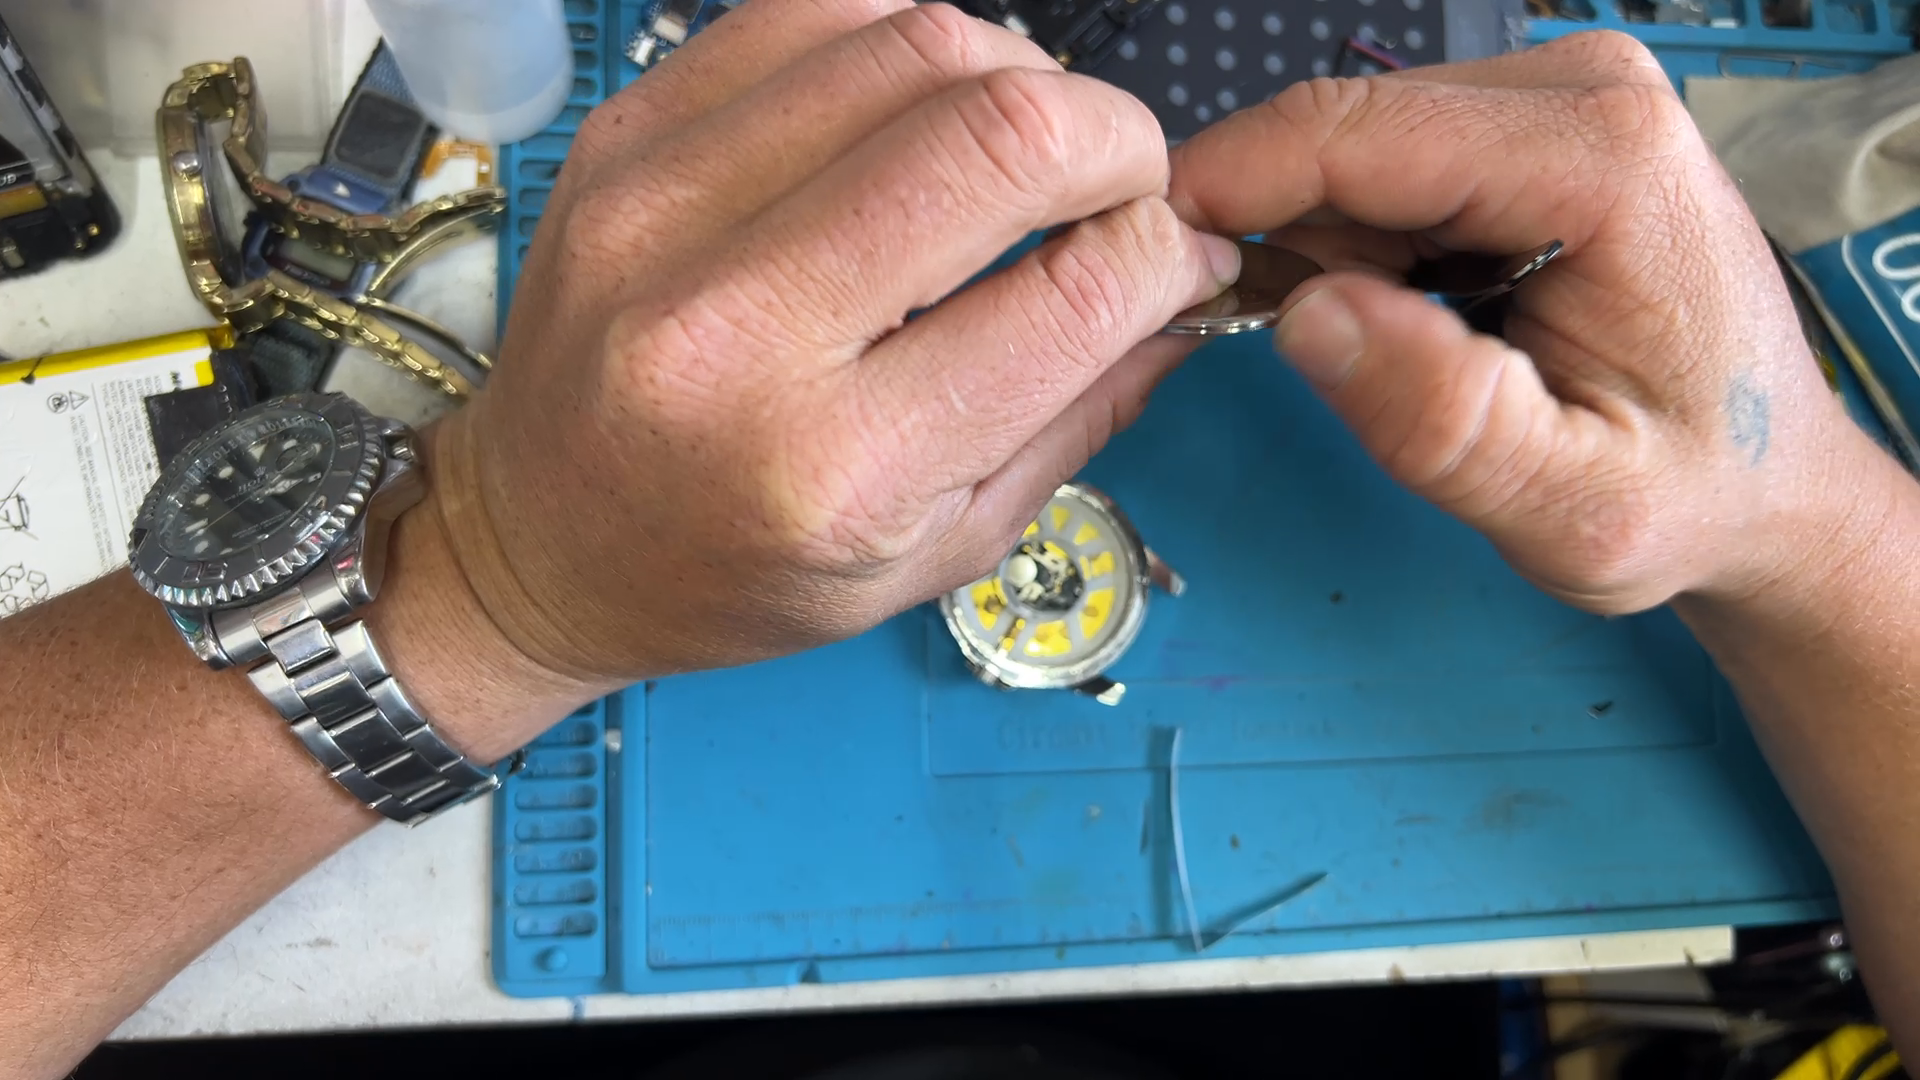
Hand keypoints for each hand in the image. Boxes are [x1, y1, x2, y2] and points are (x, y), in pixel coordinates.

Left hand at [429, 0, 1239, 682]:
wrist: (544, 545)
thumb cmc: (742, 583)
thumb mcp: (928, 558)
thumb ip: (1068, 429)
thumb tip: (1171, 307)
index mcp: (842, 470)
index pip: (1069, 299)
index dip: (1164, 254)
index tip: (1182, 258)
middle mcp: (748, 332)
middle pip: (1000, 136)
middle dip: (1116, 139)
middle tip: (1125, 185)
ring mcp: (666, 210)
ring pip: (917, 44)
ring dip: (1023, 81)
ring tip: (1032, 154)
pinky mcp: (625, 140)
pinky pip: (812, 13)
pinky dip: (912, 43)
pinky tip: (926, 117)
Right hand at [1167, 31, 1881, 614]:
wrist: (1750, 482)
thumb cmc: (1678, 494)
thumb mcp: (1569, 500)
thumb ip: (1444, 416)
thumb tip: (1305, 318)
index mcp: (1592, 159)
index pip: (1346, 136)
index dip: (1217, 193)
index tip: (1135, 272)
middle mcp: (1559, 104)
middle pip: (1322, 139)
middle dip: (1238, 230)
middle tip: (1210, 335)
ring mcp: (1523, 122)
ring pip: (1321, 164)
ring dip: (1269, 250)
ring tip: (1295, 346)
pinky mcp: (1488, 159)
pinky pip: (1348, 191)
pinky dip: (1304, 255)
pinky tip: (1331, 322)